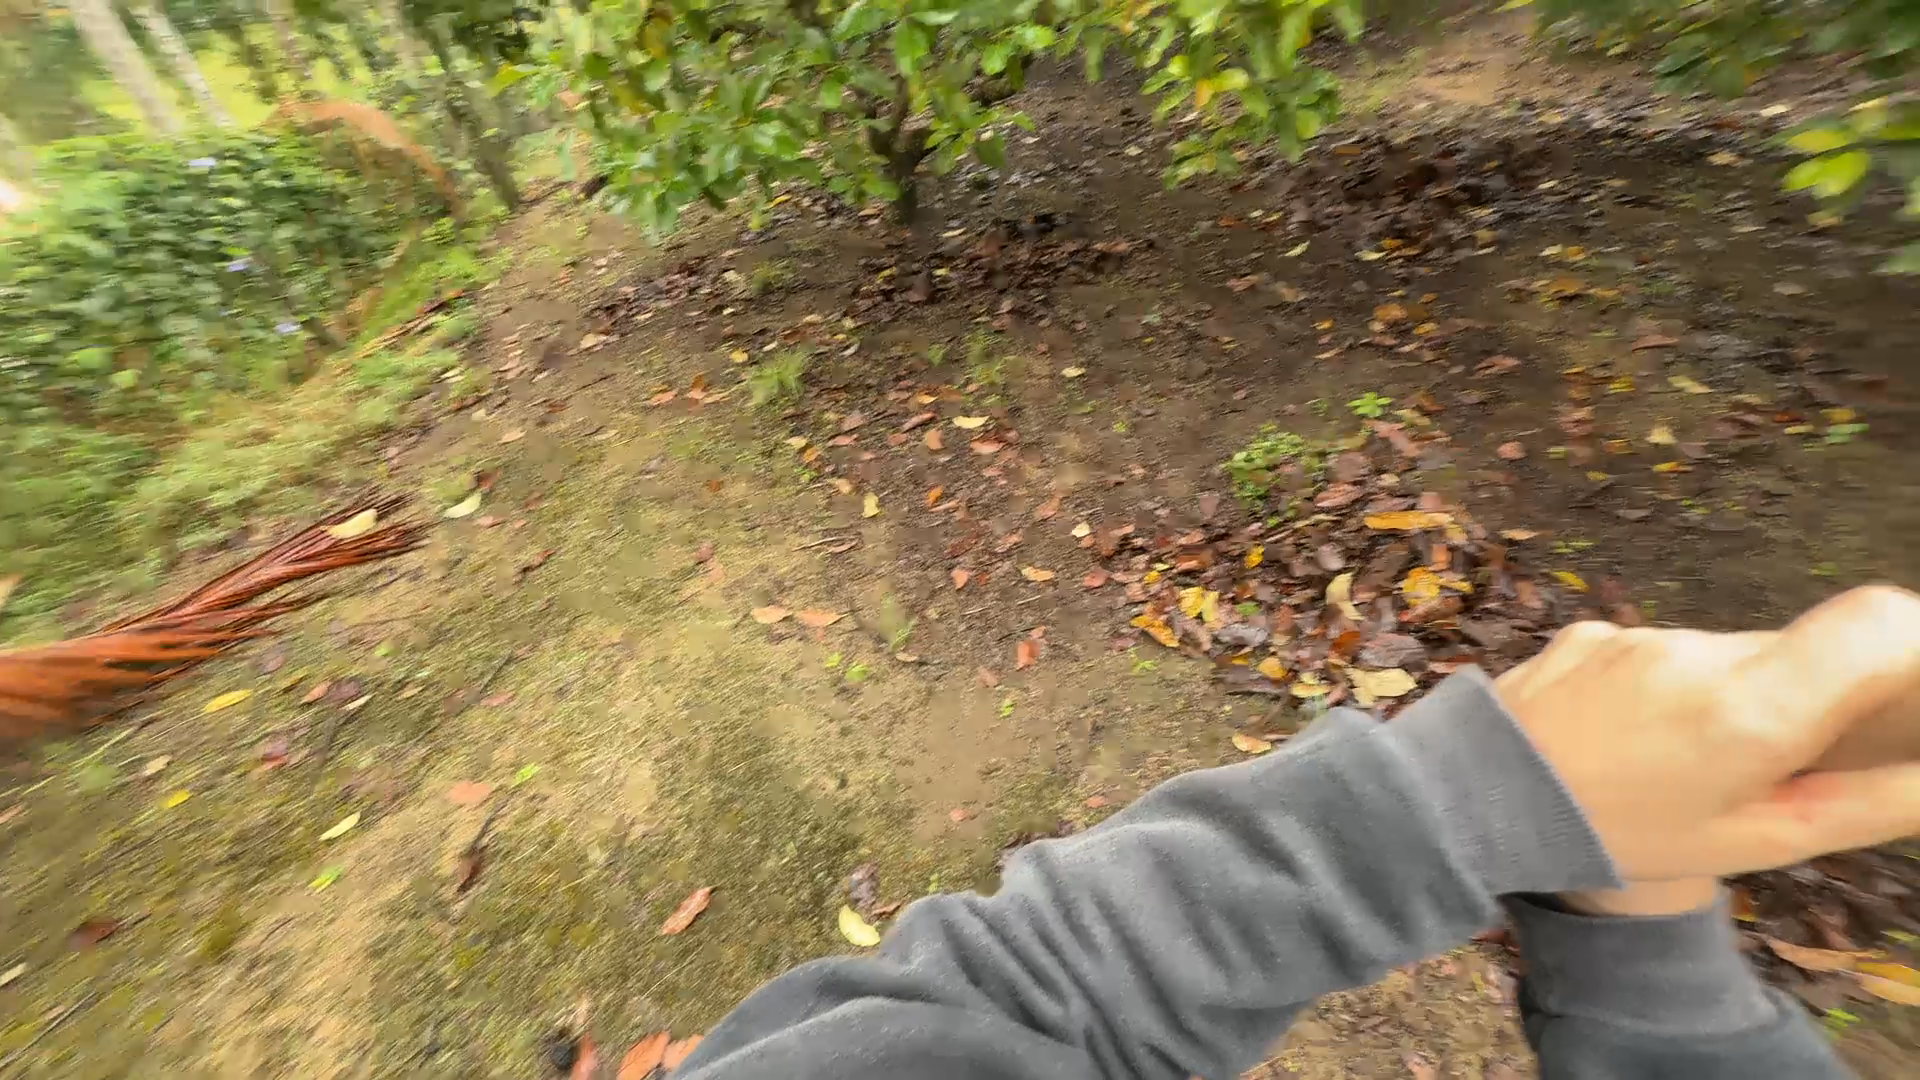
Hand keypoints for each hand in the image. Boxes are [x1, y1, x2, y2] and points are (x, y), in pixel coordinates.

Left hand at [1493, 586, 1919, 891]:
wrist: (1474, 794)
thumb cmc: (1621, 833)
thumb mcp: (1756, 838)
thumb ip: (1872, 799)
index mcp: (1748, 706)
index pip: (1878, 622)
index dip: (1917, 642)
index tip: (1909, 686)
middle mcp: (1687, 653)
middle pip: (1790, 648)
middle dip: (1801, 693)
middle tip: (1761, 755)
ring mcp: (1624, 637)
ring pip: (1716, 652)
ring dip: (1721, 691)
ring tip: (1670, 751)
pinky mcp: (1577, 634)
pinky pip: (1647, 650)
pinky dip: (1657, 681)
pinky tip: (1616, 727)